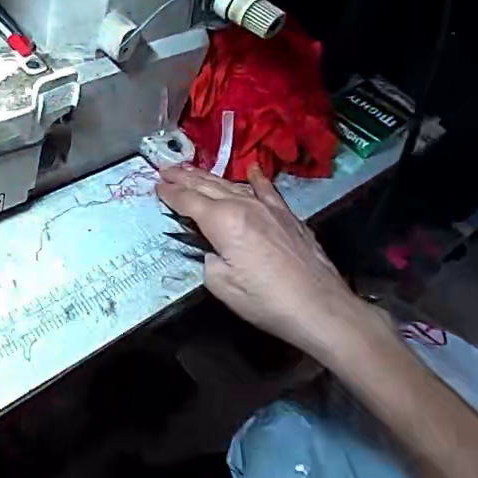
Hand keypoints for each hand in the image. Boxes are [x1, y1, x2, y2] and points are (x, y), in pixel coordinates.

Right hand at [156, 163, 391, 362]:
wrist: (321, 309)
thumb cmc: (266, 301)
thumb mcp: (220, 284)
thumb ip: (209, 259)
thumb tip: (215, 250)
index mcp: (223, 221)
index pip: (188, 201)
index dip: (170, 193)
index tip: (156, 186)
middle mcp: (244, 206)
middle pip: (207, 186)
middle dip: (183, 178)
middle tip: (165, 170)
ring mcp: (269, 208)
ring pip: (232, 185)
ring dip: (208, 177)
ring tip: (191, 170)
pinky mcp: (288, 217)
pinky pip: (267, 190)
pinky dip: (256, 178)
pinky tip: (251, 169)